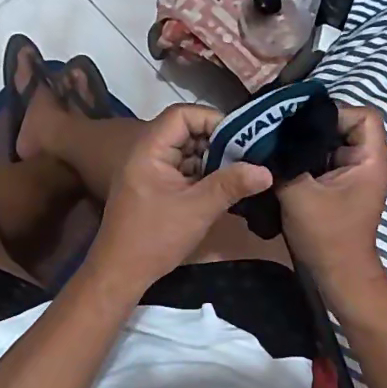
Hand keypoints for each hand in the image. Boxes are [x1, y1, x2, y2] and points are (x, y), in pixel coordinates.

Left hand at [85, 104, 272, 289]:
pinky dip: (202, 175)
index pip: (181, 115)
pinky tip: (224, 187)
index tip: (239, 136)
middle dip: (216, 141)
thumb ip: (231, 185)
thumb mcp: (197, 210)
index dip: (211, 119)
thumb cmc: (154, 238)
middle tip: (246, 155)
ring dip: (211, 160)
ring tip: (240, 171)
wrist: (119, 272)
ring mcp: (149, 172)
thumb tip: (267, 171)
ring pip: (185, 153)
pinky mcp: (154, 189)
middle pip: (185, 131)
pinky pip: (182, 171)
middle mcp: (146, 154)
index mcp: (149, 150)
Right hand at [275, 105, 386, 290]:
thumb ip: (285, 162)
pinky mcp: (337, 187)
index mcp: (370, 160)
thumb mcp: (300, 195)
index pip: (364, 115)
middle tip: (281, 130)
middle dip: (312, 126)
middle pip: (344, 126)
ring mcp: (352, 175)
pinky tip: (280, 162)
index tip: (302, 123)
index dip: (335, 112)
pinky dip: (303, 159)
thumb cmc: (327, 235)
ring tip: (276, 144)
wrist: (337, 276)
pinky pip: (322, 161)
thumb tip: (266, 139)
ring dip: (305, 144)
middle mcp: (366, 163)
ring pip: (330, 144)